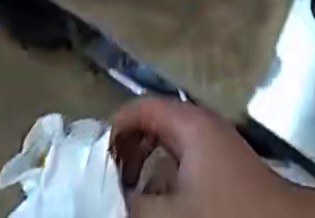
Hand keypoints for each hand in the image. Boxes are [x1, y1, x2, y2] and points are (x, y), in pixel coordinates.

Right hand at [111, 98, 301, 217]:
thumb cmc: (224, 213)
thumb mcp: (167, 213)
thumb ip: (129, 204)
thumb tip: (101, 197)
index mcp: (189, 123)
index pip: (141, 108)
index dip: (113, 131)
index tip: (90, 164)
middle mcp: (201, 125)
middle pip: (152, 123)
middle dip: (125, 151)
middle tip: (102, 184)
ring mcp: (213, 145)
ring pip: (166, 145)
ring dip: (141, 167)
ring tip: (121, 197)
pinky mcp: (220, 166)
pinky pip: (180, 161)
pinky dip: (160, 178)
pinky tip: (151, 205)